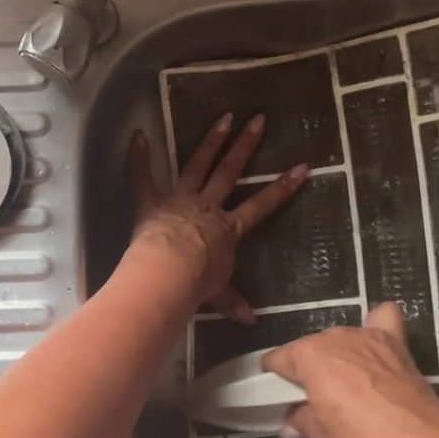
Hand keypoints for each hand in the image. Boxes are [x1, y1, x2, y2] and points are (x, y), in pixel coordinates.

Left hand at [127, 113, 305, 321]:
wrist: (168, 276)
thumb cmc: (196, 285)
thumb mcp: (219, 294)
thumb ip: (232, 301)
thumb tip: (250, 320)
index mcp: (228, 229)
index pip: (261, 205)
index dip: (282, 187)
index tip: (302, 166)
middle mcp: (207, 207)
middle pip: (230, 172)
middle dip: (246, 145)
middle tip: (258, 118)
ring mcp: (180, 201)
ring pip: (198, 166)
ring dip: (210, 141)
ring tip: (223, 117)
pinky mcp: (151, 204)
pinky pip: (143, 179)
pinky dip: (139, 159)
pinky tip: (137, 135)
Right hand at [263, 302, 438, 437]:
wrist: (413, 434)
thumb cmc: (356, 431)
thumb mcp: (317, 432)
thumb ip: (298, 421)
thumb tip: (289, 424)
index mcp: (306, 354)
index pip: (277, 359)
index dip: (275, 378)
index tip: (282, 395)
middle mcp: (331, 336)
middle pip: (309, 348)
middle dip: (310, 367)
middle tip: (320, 395)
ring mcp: (364, 334)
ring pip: (340, 339)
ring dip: (339, 354)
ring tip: (352, 381)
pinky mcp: (392, 339)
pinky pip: (381, 320)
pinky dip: (377, 324)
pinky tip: (377, 342)